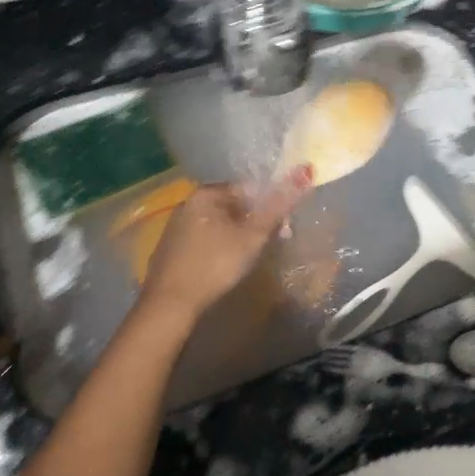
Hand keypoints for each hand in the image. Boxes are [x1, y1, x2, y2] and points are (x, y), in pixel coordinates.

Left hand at [138, 168, 311, 322]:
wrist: (170, 304)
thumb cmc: (215, 264)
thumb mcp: (253, 235)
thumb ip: (278, 205)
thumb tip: (304, 171)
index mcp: (206, 194)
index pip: (249, 189)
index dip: (271, 206)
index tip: (282, 228)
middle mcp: (188, 203)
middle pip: (234, 205)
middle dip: (256, 221)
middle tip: (270, 242)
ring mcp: (176, 226)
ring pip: (219, 223)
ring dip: (239, 234)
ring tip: (250, 256)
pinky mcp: (171, 248)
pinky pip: (205, 238)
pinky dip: (220, 246)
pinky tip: (225, 264)